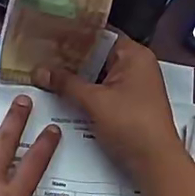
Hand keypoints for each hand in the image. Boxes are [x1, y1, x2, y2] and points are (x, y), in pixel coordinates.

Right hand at [36, 35, 183, 177]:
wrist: (156, 163)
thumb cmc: (131, 125)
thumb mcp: (95, 102)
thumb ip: (66, 83)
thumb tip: (39, 70)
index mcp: (134, 55)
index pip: (99, 34)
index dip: (73, 33)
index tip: (47, 32)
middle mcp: (135, 66)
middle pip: (97, 54)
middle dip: (69, 57)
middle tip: (38, 54)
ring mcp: (132, 86)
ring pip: (97, 74)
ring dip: (75, 76)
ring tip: (44, 71)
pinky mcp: (127, 104)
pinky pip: (101, 91)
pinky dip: (84, 92)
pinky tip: (60, 93)